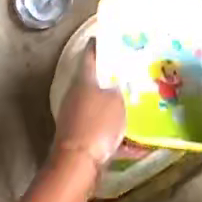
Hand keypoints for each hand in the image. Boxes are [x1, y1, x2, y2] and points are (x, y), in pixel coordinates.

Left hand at [52, 46, 125, 169]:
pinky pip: (96, 122)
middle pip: (92, 77)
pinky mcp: (76, 132)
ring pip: (94, 100)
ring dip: (109, 99)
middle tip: (126, 70)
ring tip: (129, 100)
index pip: (90, 53)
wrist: (77, 162)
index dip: (99, 44)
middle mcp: (74, 92)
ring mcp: (73, 112)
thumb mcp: (116, 101)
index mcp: (84, 78)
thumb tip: (116, 83)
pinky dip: (109, 123)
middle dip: (108, 74)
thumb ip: (117, 89)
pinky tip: (126, 133)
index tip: (110, 38)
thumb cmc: (98, 124)